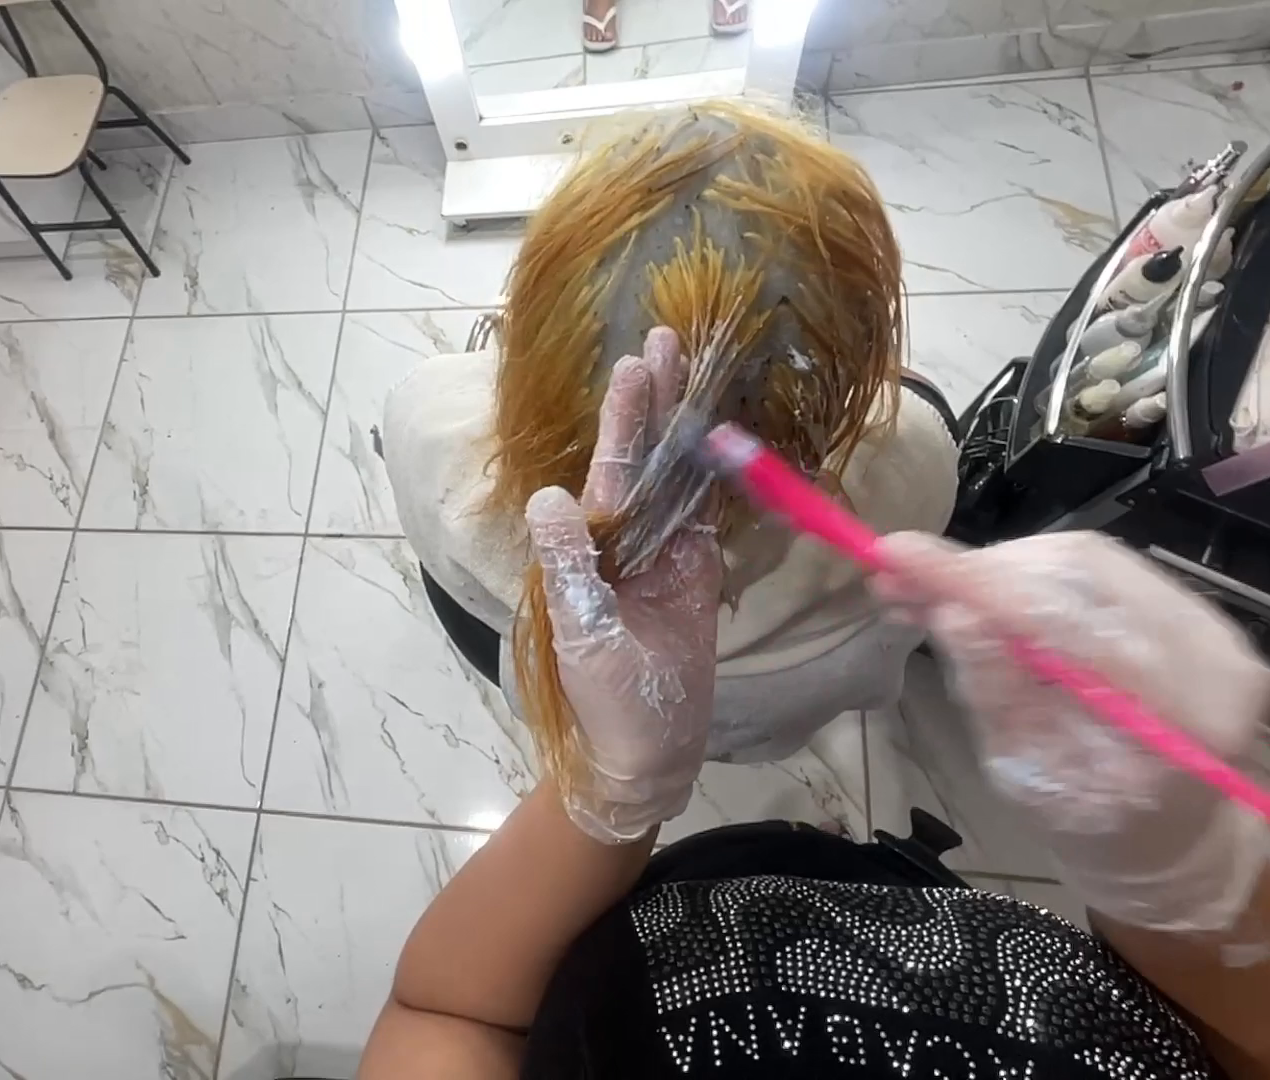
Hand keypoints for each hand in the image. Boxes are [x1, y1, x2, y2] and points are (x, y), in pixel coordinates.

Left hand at [525, 327, 723, 843]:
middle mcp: (627, 537)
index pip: (611, 467)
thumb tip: (551, 495)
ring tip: (695, 371)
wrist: (646, 745)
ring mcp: (665, 551)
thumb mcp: (582, 632)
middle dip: (654, 400)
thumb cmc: (606, 698)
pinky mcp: (696, 571)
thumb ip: (569, 564)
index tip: (635, 363)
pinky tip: (719, 435)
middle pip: (644, 457)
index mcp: (593, 545)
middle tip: (666, 338)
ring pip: (676, 475)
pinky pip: (704, 513)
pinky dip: (713, 473)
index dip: (624, 416)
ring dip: (684, 425)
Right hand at [876, 530, 1269, 931]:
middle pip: (1075, 569)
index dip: (974, 579)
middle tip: (897, 579)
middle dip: (975, 570)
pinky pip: (1091, 570)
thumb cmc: (1086, 824)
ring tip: (928, 593)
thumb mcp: (1025, 773)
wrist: (1163, 836)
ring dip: (992, 571)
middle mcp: (1212, 654)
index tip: (895, 554)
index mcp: (1177, 714)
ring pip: (1078, 560)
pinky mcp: (1190, 613)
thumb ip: (994, 691)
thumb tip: (948, 612)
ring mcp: (1210, 627)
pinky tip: (975, 597)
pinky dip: (1021, 576)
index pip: (1065, 617)